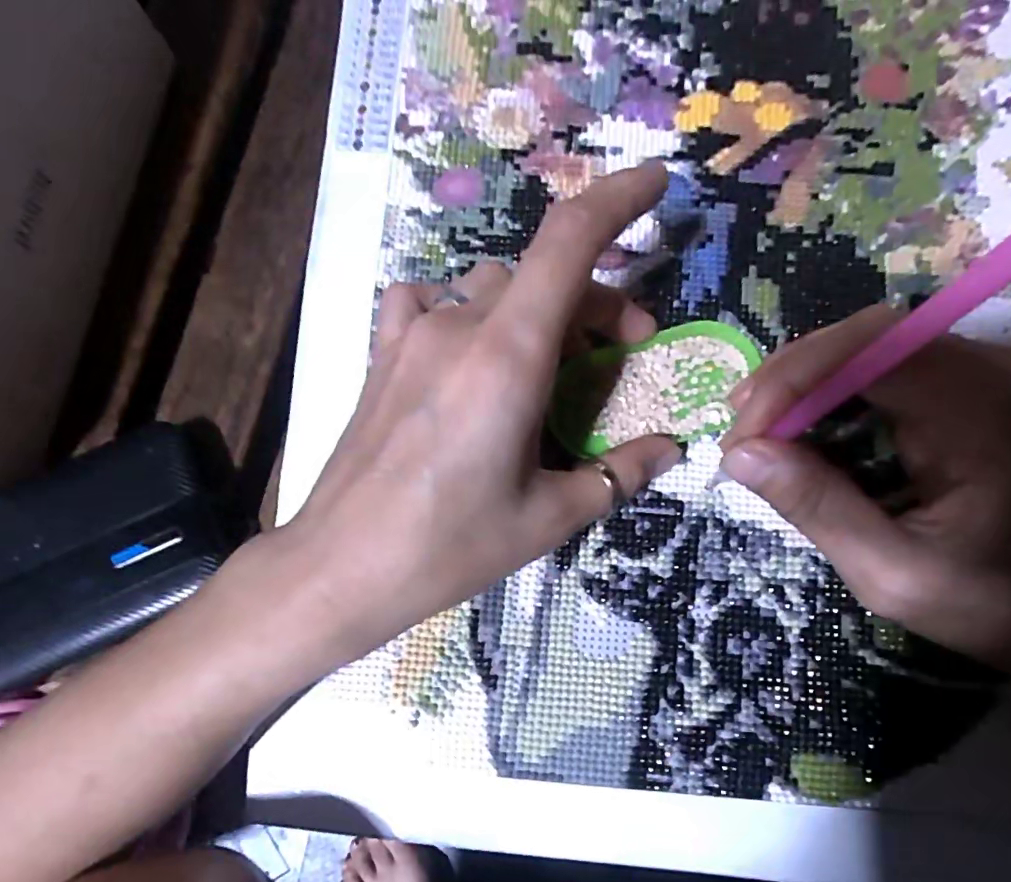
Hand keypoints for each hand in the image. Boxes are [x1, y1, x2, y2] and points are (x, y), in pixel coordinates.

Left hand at [283, 163, 684, 657]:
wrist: (341, 566)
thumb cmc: (450, 546)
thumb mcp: (549, 518)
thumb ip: (618, 474)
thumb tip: (669, 449)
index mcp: (507, 356)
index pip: (570, 241)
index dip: (620, 199)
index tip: (659, 186)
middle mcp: (458, 326)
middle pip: (541, 273)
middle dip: (596, 300)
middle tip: (623, 355)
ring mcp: (411, 335)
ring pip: (490, 287)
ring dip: (535, 309)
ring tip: (549, 363)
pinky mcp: (381, 355)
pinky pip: (429, 303)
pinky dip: (465, 311)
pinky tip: (467, 353)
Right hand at [719, 303, 1010, 675]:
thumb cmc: (993, 610)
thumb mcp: (891, 576)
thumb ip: (819, 507)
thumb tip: (740, 453)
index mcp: (998, 424)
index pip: (879, 351)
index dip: (795, 377)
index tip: (741, 432)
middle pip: (881, 334)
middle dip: (796, 376)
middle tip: (742, 428)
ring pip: (893, 343)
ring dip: (820, 380)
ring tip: (771, 429)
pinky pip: (916, 362)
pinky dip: (856, 390)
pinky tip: (825, 425)